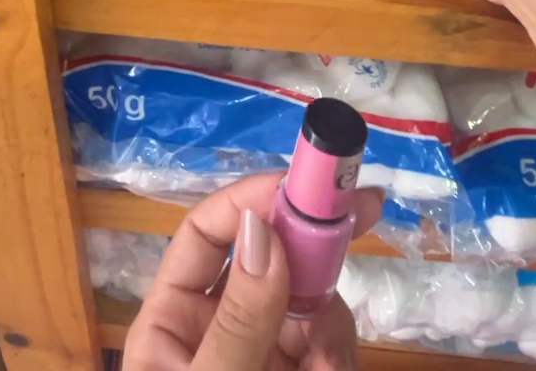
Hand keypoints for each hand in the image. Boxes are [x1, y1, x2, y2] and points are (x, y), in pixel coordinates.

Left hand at [122, 174, 382, 369]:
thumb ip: (237, 318)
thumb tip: (262, 227)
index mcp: (171, 320)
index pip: (205, 232)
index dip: (250, 199)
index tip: (302, 184)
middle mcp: (218, 327)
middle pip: (270, 257)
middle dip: (313, 241)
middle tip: (364, 205)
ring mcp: (263, 354)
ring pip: (310, 301)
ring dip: (330, 321)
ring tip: (329, 366)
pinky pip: (329, 346)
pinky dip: (338, 356)